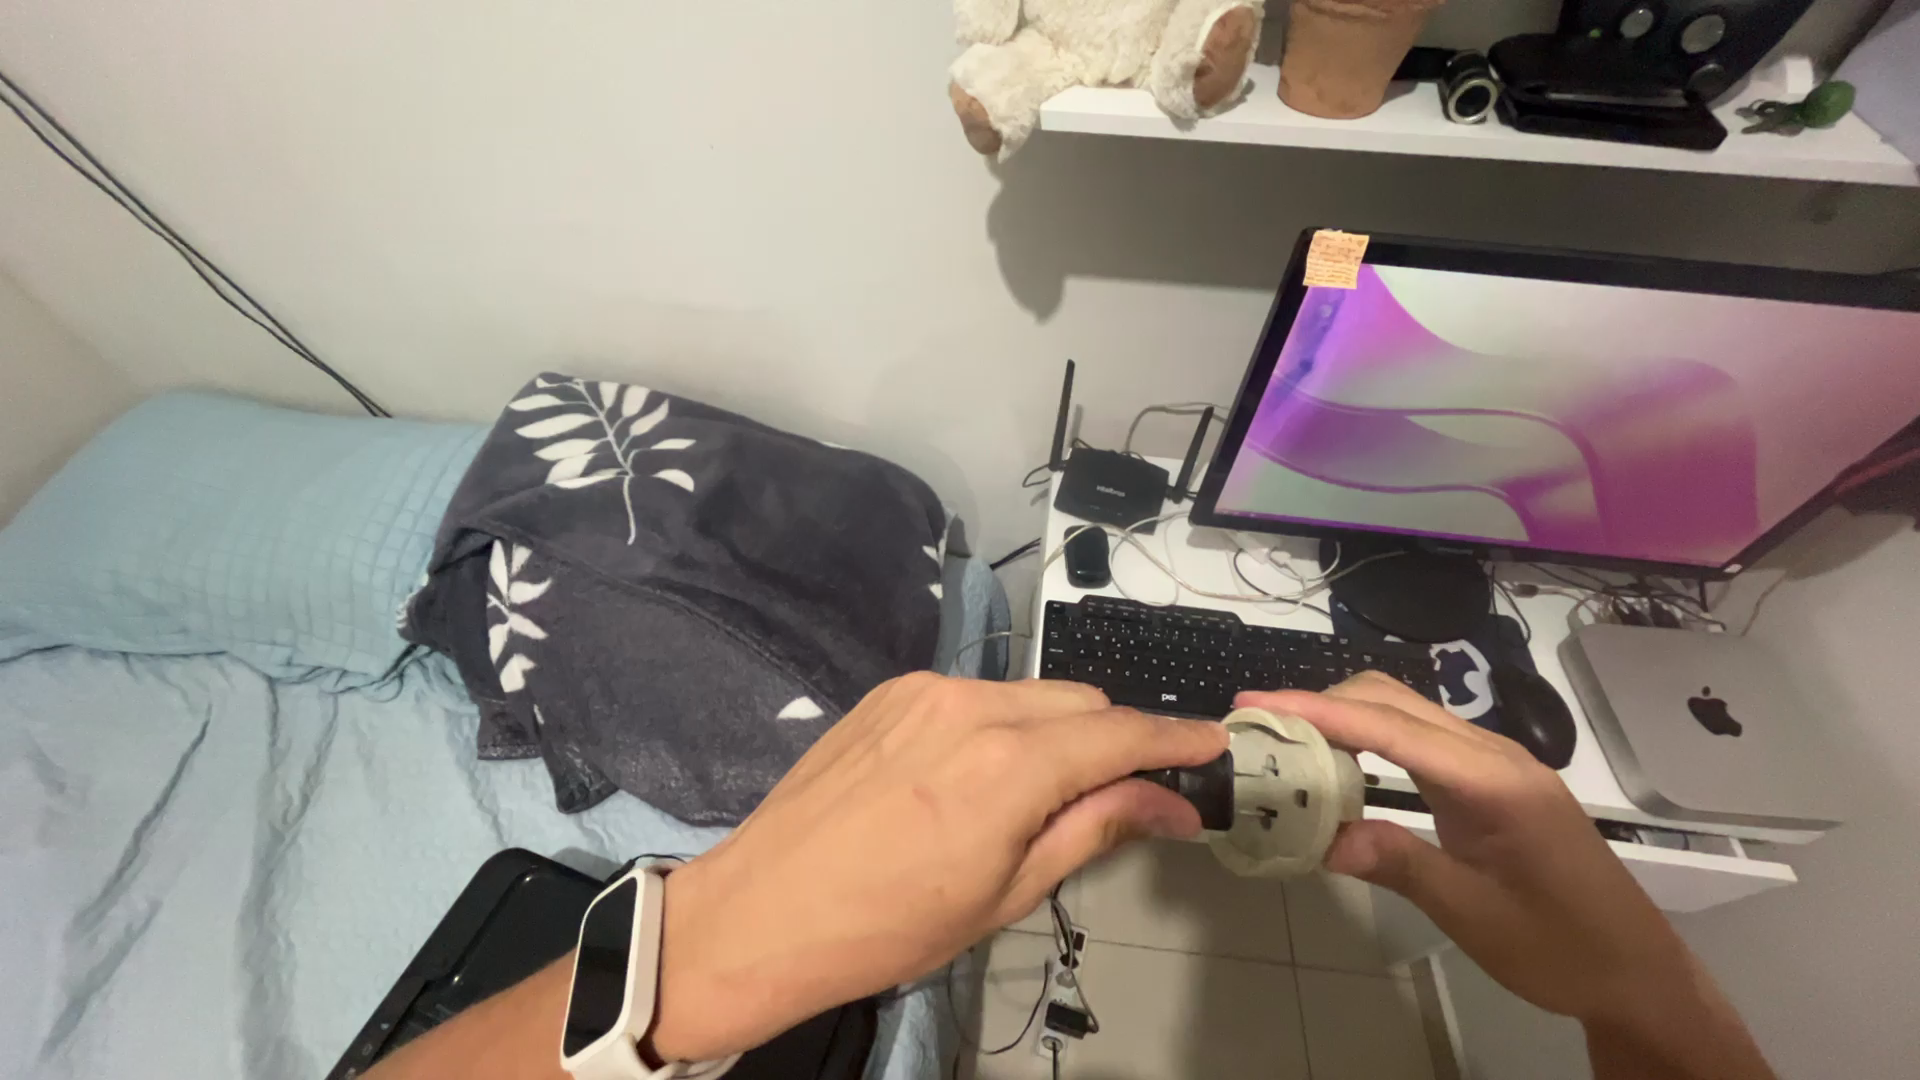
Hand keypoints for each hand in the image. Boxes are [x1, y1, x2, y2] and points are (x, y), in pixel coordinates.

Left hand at [652, 673, 1227, 1060]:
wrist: (764, 907)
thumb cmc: (891, 924)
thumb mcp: (1007, 892)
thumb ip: (1094, 827)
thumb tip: (1169, 802)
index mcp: (1008, 764)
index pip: (1119, 733)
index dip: (1174, 738)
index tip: (1212, 744)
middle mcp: (972, 703)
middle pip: (1078, 700)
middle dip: (1113, 738)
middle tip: (1120, 791)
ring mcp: (926, 688)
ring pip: (1029, 692)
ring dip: (1056, 730)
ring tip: (1036, 790)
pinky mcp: (893, 689)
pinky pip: (976, 693)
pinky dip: (1001, 722)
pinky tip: (974, 770)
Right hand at [1235, 674, 1696, 1025]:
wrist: (1639, 974)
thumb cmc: (1561, 948)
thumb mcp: (1472, 914)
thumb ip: (1398, 864)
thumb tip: (1321, 838)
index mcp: (1493, 782)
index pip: (1388, 726)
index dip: (1316, 710)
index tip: (1255, 702)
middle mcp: (1491, 753)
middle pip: (1391, 698)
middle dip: (1321, 702)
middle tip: (1262, 726)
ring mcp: (1491, 759)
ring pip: (1401, 707)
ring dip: (1341, 714)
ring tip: (1288, 740)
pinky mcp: (1485, 774)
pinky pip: (1414, 733)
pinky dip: (1365, 733)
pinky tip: (1339, 759)